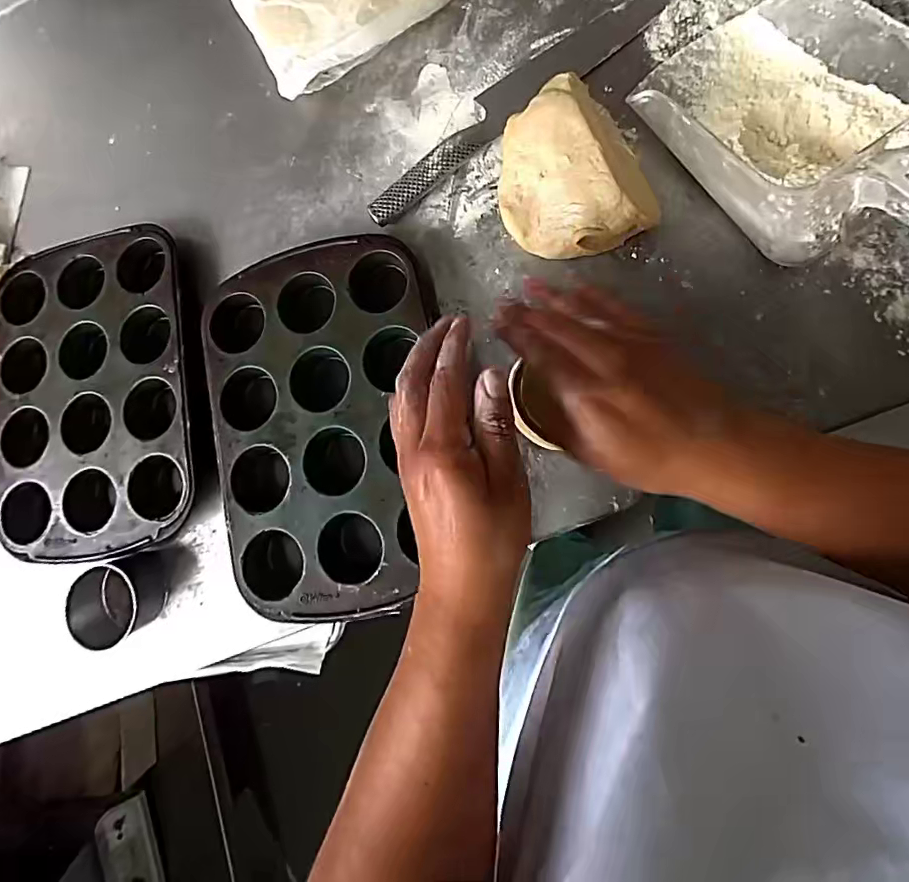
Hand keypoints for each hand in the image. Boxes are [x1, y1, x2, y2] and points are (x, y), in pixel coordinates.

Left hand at [392, 315, 530, 608]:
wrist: (459, 587)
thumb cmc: (493, 540)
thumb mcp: (508, 482)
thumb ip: (496, 426)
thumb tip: (488, 375)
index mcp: (441, 448)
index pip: (444, 383)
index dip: (452, 349)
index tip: (462, 322)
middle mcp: (413, 447)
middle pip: (411, 384)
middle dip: (425, 348)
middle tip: (444, 323)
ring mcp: (404, 458)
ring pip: (400, 399)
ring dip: (413, 366)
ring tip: (432, 345)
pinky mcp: (406, 469)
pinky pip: (401, 417)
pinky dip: (409, 390)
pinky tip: (421, 387)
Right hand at [493, 281, 758, 496]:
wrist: (717, 446)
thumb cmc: (652, 459)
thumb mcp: (593, 454)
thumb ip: (557, 424)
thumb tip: (530, 402)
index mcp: (585, 393)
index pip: (540, 354)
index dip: (516, 335)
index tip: (497, 323)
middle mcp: (603, 361)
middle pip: (556, 327)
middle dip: (526, 312)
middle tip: (504, 302)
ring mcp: (629, 344)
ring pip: (583, 312)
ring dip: (553, 297)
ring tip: (530, 284)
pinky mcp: (651, 336)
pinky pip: (616, 308)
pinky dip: (594, 296)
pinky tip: (578, 288)